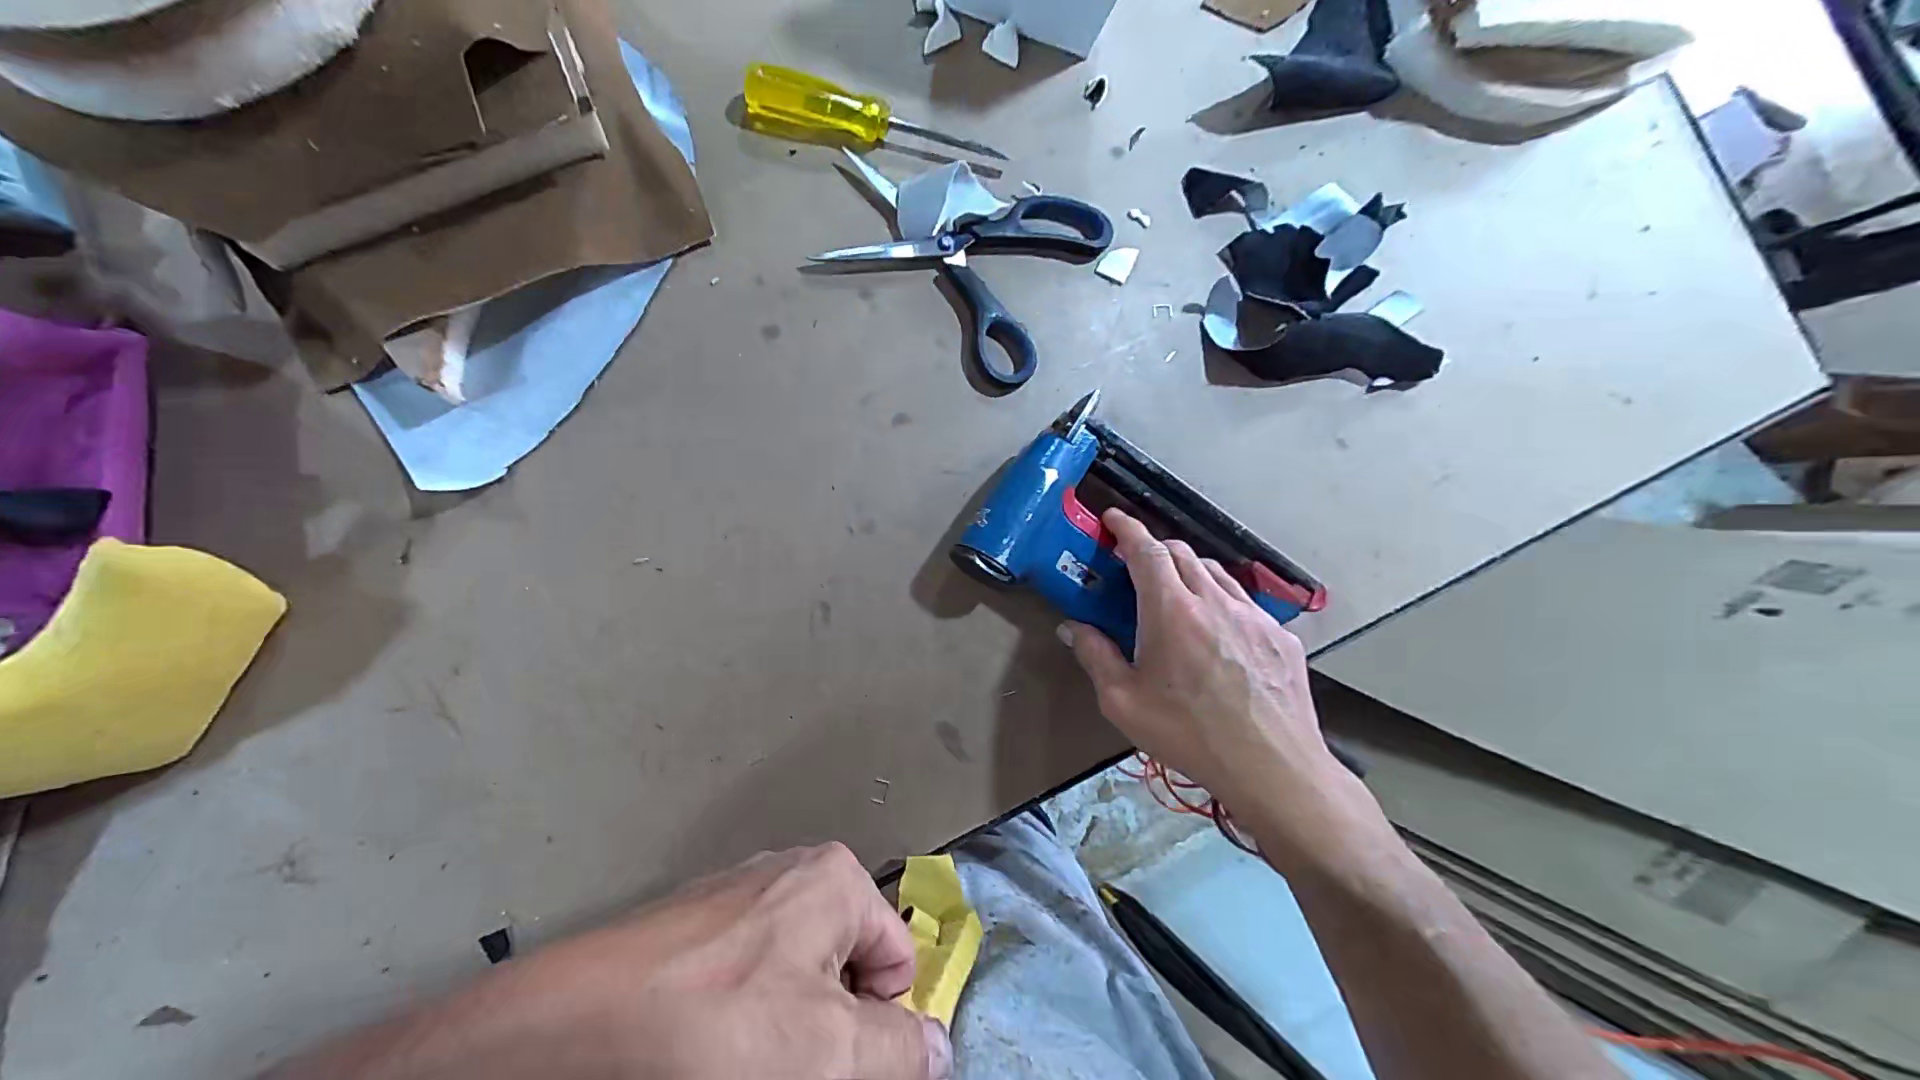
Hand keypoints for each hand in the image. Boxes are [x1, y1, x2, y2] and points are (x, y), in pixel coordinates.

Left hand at [556, 843, 949, 1078]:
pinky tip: (705, 1043)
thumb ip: (902, 1049)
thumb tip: (934, 1046)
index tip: (835, 1059)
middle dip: (829, 1024)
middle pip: (845, 965)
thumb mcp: (830, 1052)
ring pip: (792, 975)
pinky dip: (738, 1015)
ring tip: (739, 1055)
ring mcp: (738, 894)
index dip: (880, 1021)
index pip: (899, 961)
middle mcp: (791, 871)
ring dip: (782, 1027)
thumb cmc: (715, 1027)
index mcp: (836, 879)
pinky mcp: (694, 923)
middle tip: (782, 1060)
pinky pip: (744, 973)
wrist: (579, 1024)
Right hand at [1063, 509, 1354, 850]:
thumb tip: (1074, 628)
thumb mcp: (1124, 702)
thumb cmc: (1189, 735)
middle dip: (1156, 548)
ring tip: (1177, 593)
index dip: (1127, 528)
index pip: (1147, 550)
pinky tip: (1218, 630)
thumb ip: (1096, 656)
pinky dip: (1222, 599)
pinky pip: (1245, 602)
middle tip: (1137, 566)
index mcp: (1171, 611)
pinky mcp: (1281, 636)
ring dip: (1190, 570)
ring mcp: (1254, 616)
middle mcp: (1214, 601)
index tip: (1113, 518)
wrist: (1272, 768)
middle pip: (1183, 553)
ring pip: (1217, 572)